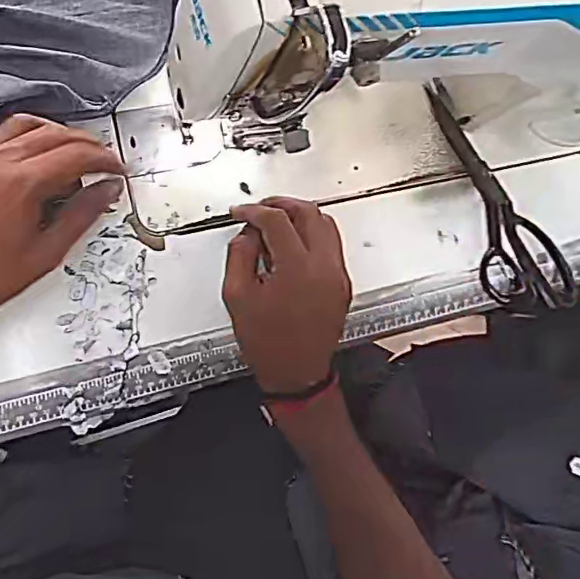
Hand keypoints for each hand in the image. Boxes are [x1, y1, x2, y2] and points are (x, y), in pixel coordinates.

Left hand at [0, 115, 123, 393]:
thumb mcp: (45, 254)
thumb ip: (82, 215)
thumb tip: (106, 191)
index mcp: (21, 183)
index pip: (76, 155)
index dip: (104, 160)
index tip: (115, 170)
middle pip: (55, 134)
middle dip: (86, 145)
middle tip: (101, 162)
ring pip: (27, 125)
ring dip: (56, 133)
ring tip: (70, 155)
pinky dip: (22, 134)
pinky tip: (30, 153)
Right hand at [222, 197, 351, 394]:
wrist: (296, 373)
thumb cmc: (268, 343)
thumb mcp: (236, 295)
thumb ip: (239, 255)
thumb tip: (247, 233)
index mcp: (297, 269)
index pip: (277, 220)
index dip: (254, 211)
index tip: (241, 212)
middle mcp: (324, 268)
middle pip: (308, 213)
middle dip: (280, 205)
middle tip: (260, 209)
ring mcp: (337, 275)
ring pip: (326, 224)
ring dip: (299, 216)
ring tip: (276, 222)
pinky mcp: (342, 283)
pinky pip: (331, 244)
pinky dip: (311, 234)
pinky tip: (291, 243)